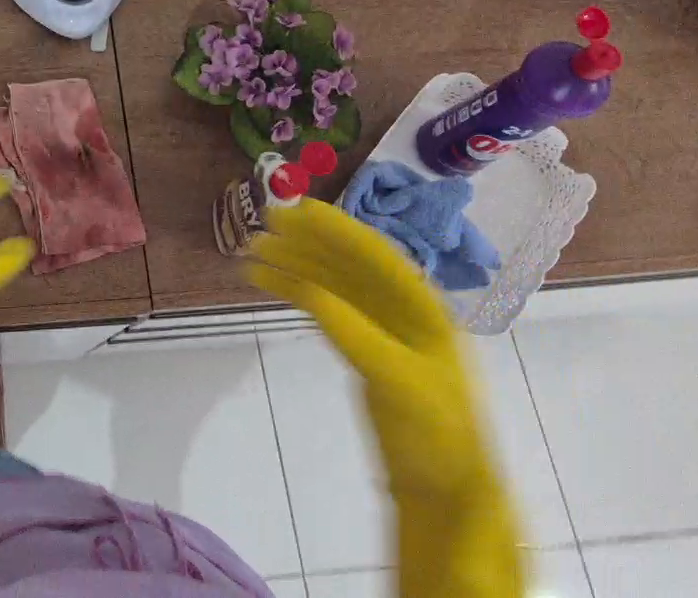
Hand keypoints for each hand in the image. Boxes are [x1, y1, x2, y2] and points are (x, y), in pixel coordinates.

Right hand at [245, 196, 522, 597]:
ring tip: (252, 255)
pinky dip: (295, 291)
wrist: (446, 486)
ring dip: (293, 263)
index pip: (375, 253)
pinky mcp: (363, 344)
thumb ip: (354, 333)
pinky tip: (269, 282)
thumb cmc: (434, 433)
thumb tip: (308, 292)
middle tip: (262, 226)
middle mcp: (402, 306)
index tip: (296, 210)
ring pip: (332, 280)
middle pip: (348, 260)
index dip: (336, 228)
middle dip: (306, 241)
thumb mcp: (397, 382)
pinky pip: (326, 305)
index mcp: (422, 305)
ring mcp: (382, 325)